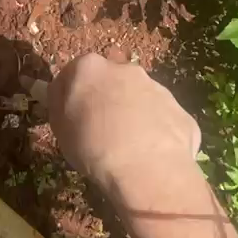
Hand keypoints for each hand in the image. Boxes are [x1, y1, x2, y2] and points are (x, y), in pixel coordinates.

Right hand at [48, 53, 200, 192]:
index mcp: (90, 67)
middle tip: (101, 130)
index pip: (74, 72)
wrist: (146, 170)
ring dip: (133, 114)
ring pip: (139, 97)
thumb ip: (57, 100)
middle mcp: (125, 68)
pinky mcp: (180, 111)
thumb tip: (60, 90)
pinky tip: (151, 157)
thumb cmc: (92, 146)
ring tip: (129, 148)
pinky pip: (162, 119)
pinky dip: (157, 132)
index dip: (72, 94)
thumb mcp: (59, 125)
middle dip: (106, 98)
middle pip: (110, 80)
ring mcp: (156, 87)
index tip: (73, 115)